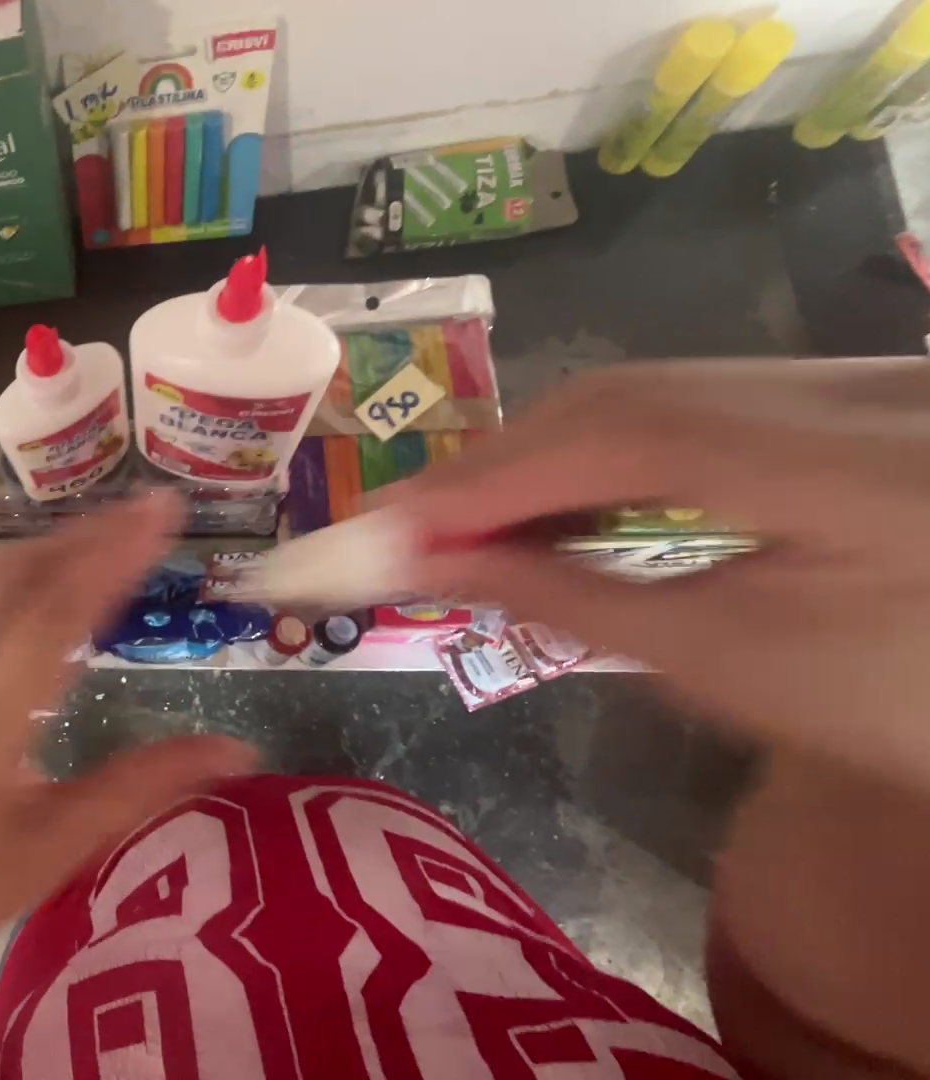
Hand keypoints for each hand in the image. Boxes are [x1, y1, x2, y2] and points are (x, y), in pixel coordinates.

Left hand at [0, 493, 254, 985]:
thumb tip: (241, 747)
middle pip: (9, 579)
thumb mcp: (62, 846)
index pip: (48, 619)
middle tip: (145, 512)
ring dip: (44, 550)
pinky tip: (44, 574)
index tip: (160, 513)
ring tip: (107, 532)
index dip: (110, 558)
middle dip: (83, 537)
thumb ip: (148, 784)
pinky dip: (5, 576)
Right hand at [395, 359, 929, 790]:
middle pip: (610, 399)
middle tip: (401, 527)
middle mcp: (850, 389)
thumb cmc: (910, 707)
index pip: (609, 440)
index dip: (478, 478)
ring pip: (638, 394)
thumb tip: (434, 564)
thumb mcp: (729, 664)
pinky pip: (677, 406)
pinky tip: (548, 496)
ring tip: (458, 520)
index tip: (376, 526)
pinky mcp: (845, 399)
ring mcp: (852, 383)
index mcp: (844, 463)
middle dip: (487, 464)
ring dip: (528, 455)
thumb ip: (569, 597)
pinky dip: (584, 449)